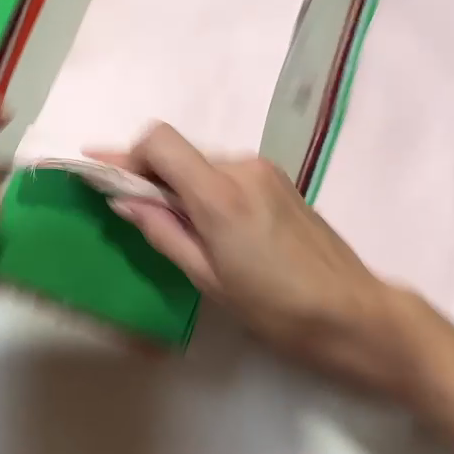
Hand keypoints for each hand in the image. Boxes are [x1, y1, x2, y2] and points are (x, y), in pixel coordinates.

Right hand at [95, 124, 426, 397]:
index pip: (159, 141)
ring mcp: (265, 171)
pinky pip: (226, 173)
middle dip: (147, 173)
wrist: (352, 312)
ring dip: (178, 184)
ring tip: (171, 226)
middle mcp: (243, 167)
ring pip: (201, 162)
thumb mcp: (207, 278)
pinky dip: (204, 189)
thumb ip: (162, 231)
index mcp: (221, 193)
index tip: (101, 174)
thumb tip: (123, 200)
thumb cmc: (275, 307)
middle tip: (124, 205)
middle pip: (178, 151)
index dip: (125, 155)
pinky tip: (207, 225)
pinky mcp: (280, 181)